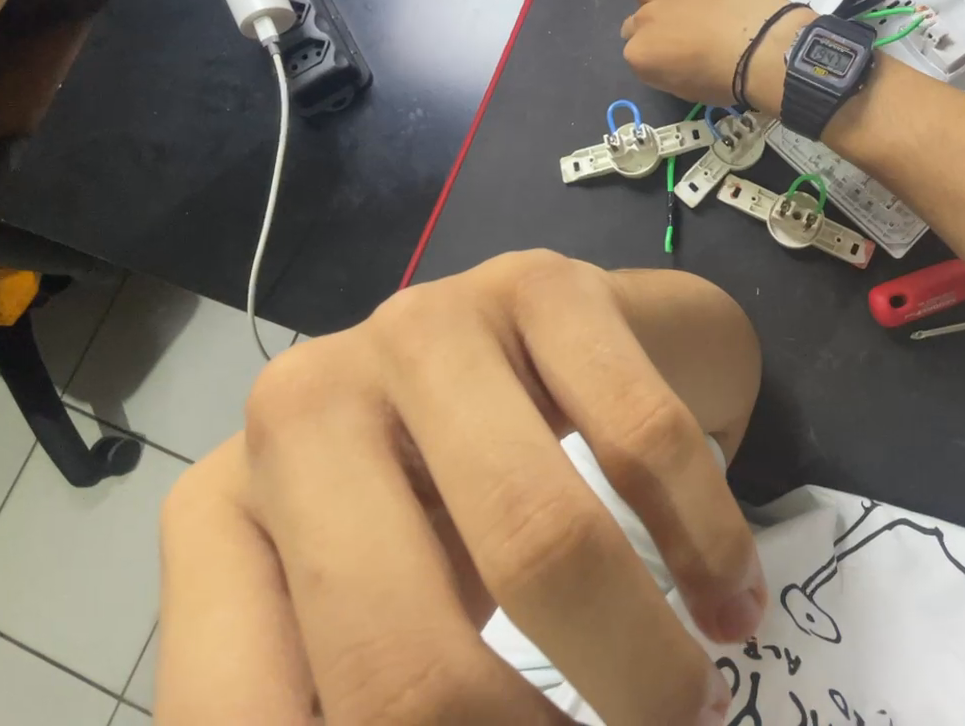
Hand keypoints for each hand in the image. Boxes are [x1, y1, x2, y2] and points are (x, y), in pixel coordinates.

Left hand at [158, 252, 765, 724]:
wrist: (571, 340)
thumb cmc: (472, 488)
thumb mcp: (402, 608)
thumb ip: (387, 688)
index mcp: (228, 522)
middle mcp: (298, 409)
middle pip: (404, 666)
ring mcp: (422, 327)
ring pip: (540, 542)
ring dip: (641, 667)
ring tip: (691, 704)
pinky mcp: (537, 280)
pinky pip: (642, 442)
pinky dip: (707, 547)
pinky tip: (735, 601)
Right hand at [621, 0, 801, 109]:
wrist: (760, 51)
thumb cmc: (726, 80)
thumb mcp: (689, 90)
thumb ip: (669, 72)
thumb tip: (669, 61)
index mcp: (642, 54)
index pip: (636, 55)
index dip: (653, 59)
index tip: (672, 63)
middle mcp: (647, 19)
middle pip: (635, 21)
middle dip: (649, 28)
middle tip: (675, 36)